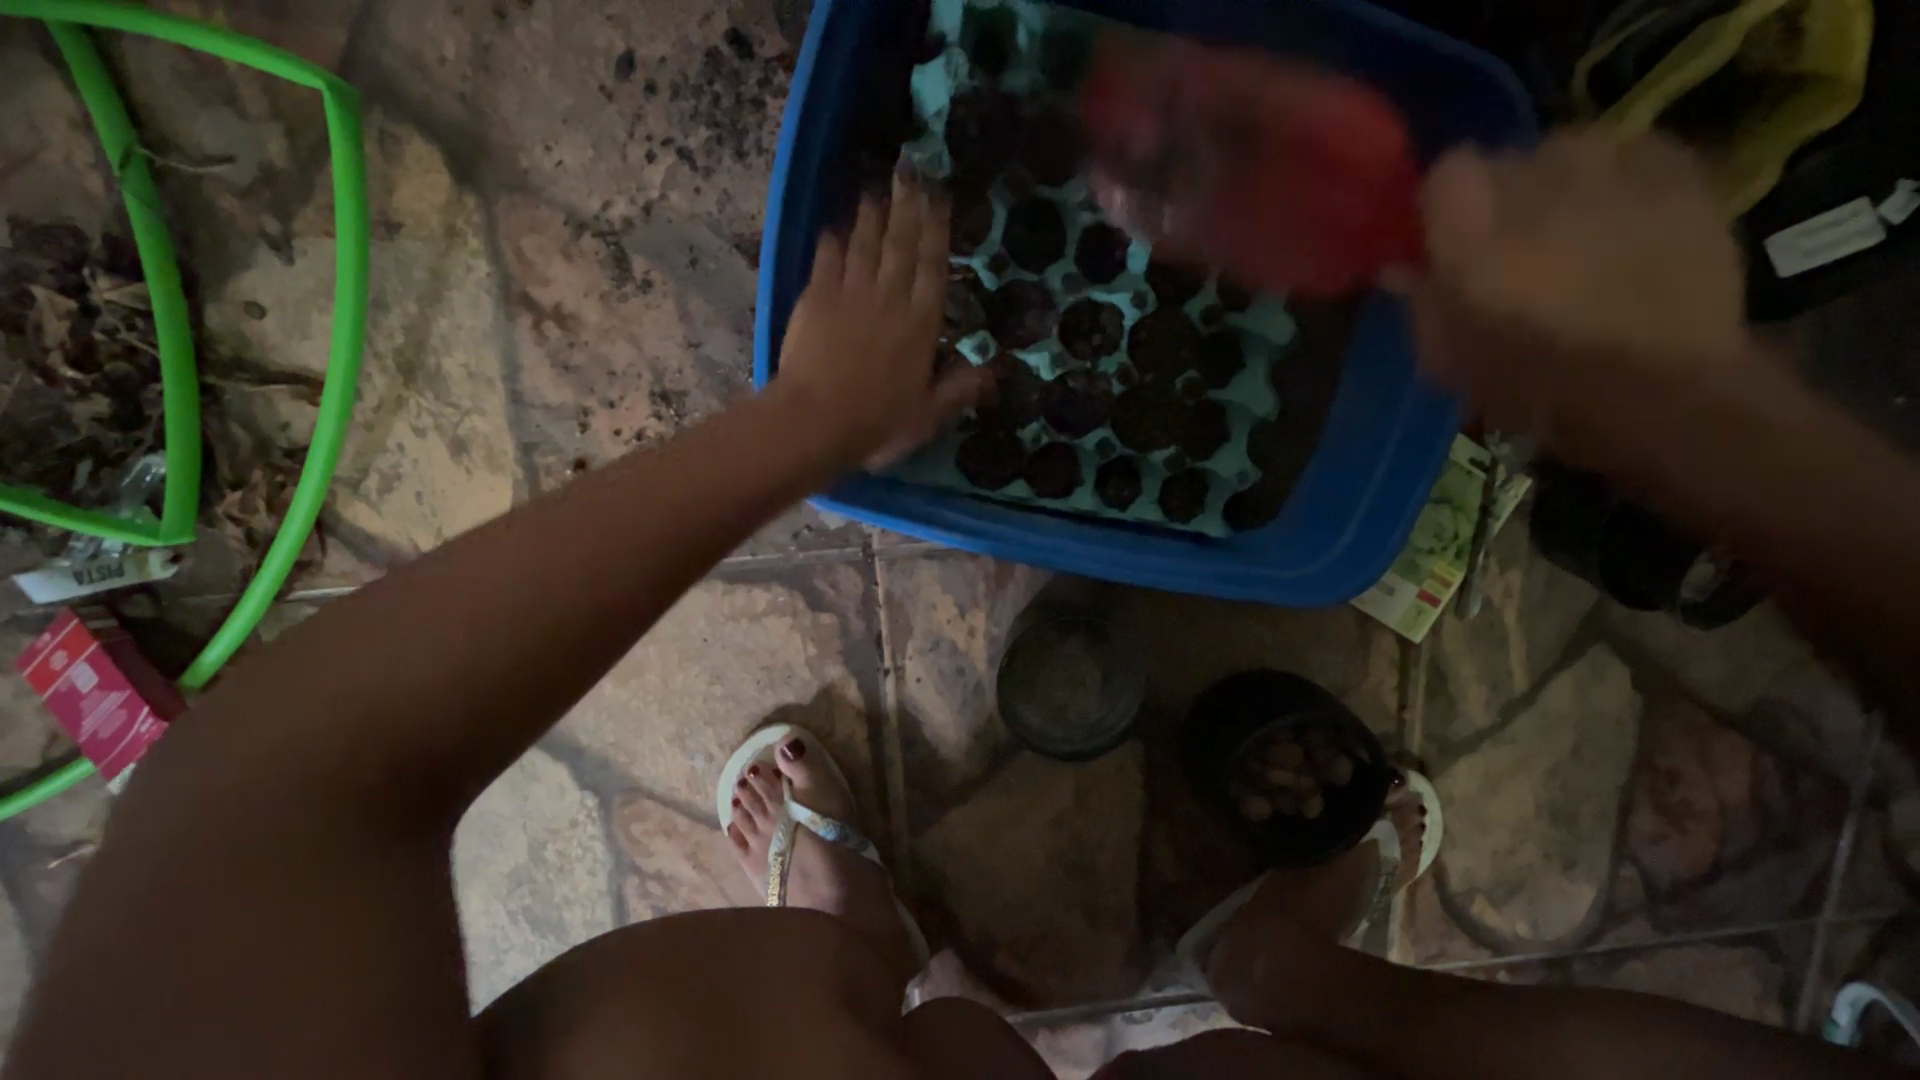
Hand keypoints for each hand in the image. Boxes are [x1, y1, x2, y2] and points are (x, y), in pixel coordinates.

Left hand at [773, 171, 994, 468]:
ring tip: (878, 189)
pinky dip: (833, 241)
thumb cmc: (877, 423)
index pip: (934, 267)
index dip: (938, 230)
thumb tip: (995, 370)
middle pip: (901, 244)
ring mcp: (850, 294)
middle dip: (909, 206)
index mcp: (922, 324)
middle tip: (912, 171)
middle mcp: (890, 298)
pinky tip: (835, 226)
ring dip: (872, 215)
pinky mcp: (815, 299)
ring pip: (865, 245)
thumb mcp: (928, 415)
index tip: (940, 198)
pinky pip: (827, 260)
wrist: (814, 421)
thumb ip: (960, 389)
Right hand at [1401, 131, 1751, 438]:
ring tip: (1573, 223)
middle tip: (1511, 239)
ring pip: (1570, 146)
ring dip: (1561, 179)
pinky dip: (1624, 174)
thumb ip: (1422, 305)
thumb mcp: (1451, 361)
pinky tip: (1626, 214)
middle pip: (1507, 157)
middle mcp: (1540, 189)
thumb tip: (1399, 269)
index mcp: (1474, 239)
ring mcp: (1614, 174)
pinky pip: (1636, 150)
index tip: (1448, 235)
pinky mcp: (1680, 174)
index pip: (1447, 171)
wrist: (1663, 393)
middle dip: (1502, 193)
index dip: (1444, 201)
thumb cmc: (1538, 389)